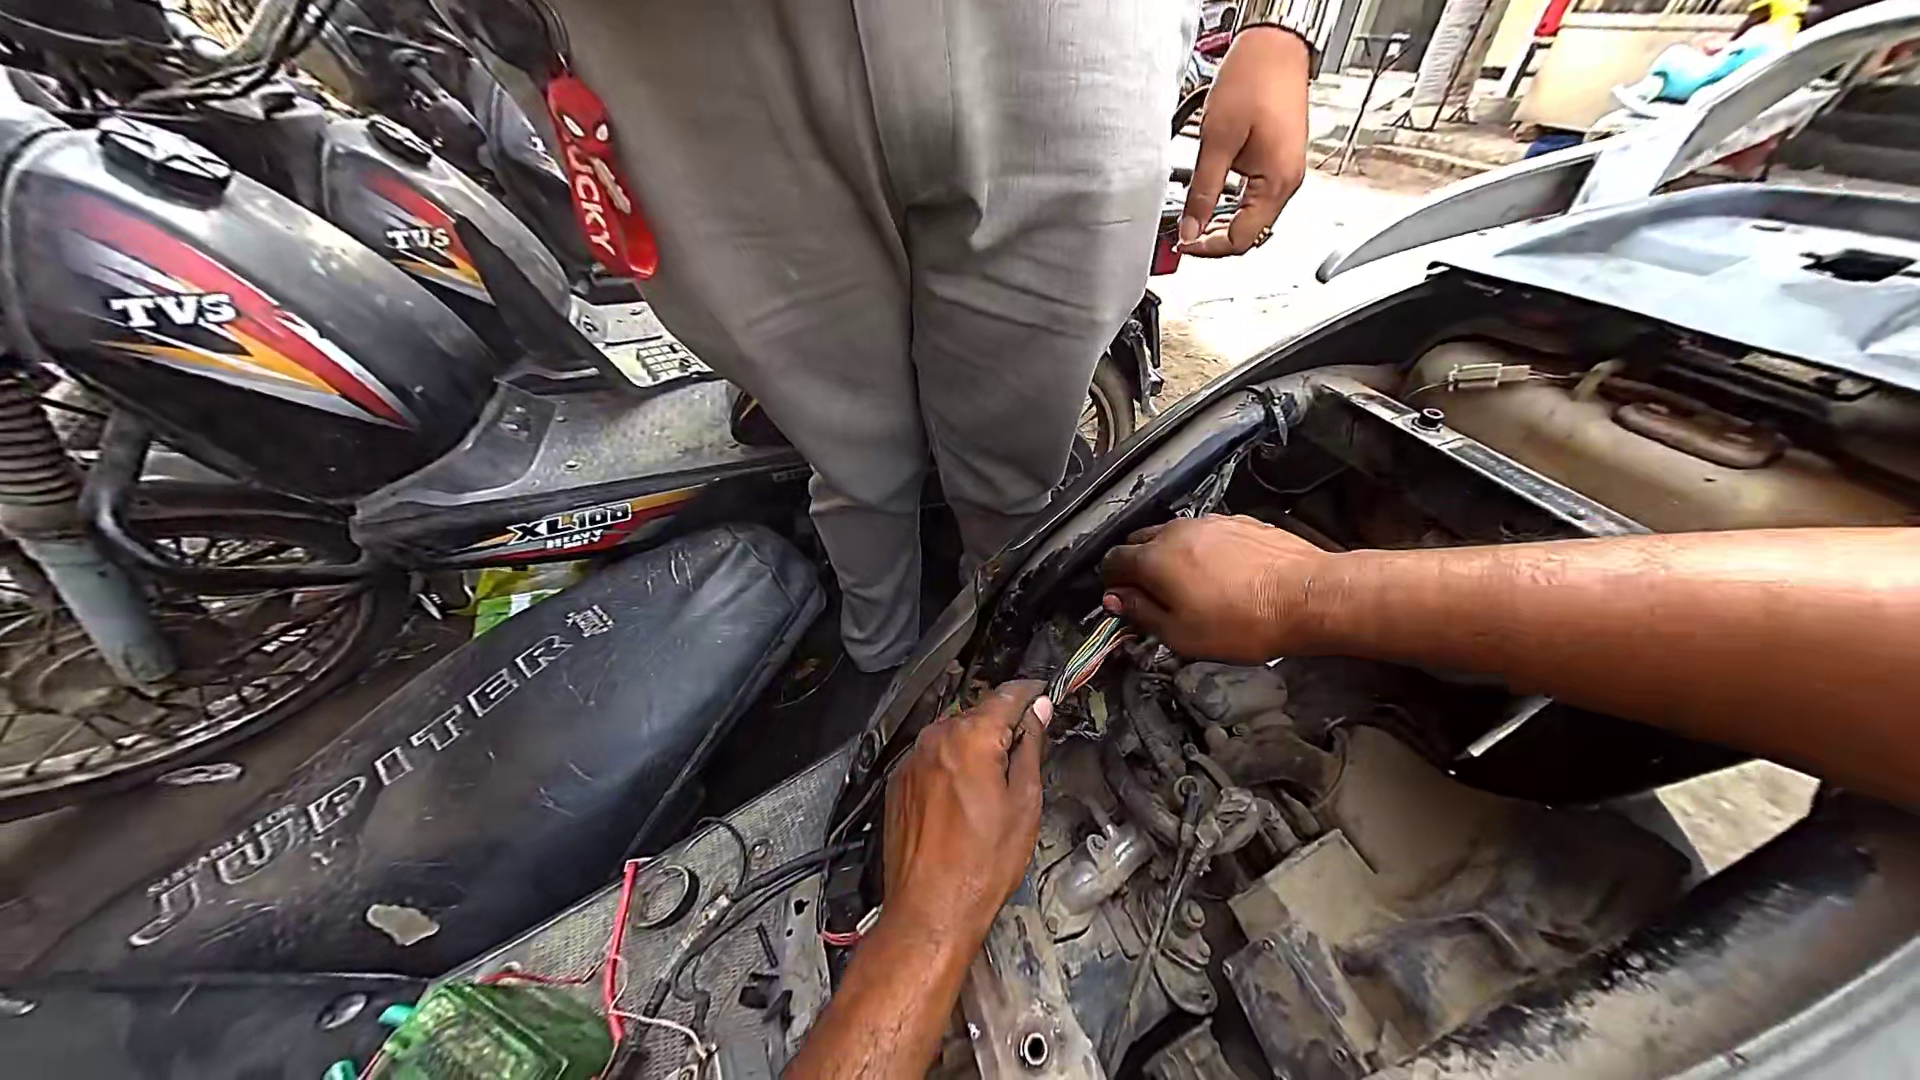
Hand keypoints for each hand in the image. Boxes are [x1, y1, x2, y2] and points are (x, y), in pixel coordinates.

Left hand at [883, 681, 1052, 941]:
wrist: (930, 909)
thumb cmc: (978, 867)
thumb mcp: (1024, 803)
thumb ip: (1030, 747)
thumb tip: (1037, 714)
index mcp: (970, 738)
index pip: (1006, 695)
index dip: (1029, 693)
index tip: (1039, 694)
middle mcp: (935, 739)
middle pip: (978, 714)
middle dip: (1002, 727)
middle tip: (1023, 753)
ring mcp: (913, 759)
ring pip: (954, 735)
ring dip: (975, 747)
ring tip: (991, 788)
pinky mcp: (900, 780)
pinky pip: (933, 757)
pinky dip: (951, 765)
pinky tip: (963, 800)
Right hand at [1101, 515, 1331, 662]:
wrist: (1307, 597)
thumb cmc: (1243, 622)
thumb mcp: (1179, 633)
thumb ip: (1140, 612)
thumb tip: (1116, 599)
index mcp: (1153, 559)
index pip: (1113, 560)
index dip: (1111, 582)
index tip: (1121, 599)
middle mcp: (1176, 532)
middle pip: (1138, 541)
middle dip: (1136, 565)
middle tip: (1151, 595)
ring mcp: (1209, 523)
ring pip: (1171, 535)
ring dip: (1168, 556)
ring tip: (1188, 586)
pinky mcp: (1238, 522)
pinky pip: (1204, 533)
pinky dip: (1199, 550)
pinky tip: (1219, 575)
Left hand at [1179, 27, 1310, 256]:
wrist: (1274, 43)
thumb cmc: (1254, 78)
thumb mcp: (1216, 142)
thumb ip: (1202, 193)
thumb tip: (1190, 230)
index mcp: (1278, 182)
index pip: (1240, 239)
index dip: (1208, 248)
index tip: (1183, 244)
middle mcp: (1287, 182)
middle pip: (1247, 234)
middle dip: (1213, 241)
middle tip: (1184, 237)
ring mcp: (1284, 174)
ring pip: (1249, 220)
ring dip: (1220, 226)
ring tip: (1192, 223)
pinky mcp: (1276, 164)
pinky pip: (1252, 201)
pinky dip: (1228, 209)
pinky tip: (1209, 206)